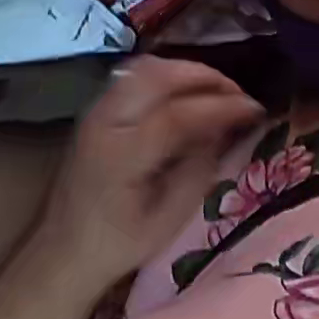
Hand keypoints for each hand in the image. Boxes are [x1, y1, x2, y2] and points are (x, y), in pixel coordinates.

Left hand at [41, 57, 263, 286]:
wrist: (63, 251)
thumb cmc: (120, 243)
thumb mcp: (170, 217)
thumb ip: (200, 166)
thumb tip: (227, 127)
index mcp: (121, 156)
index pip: (178, 115)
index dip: (222, 106)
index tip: (254, 109)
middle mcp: (105, 122)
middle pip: (160, 75)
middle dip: (207, 77)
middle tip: (238, 95)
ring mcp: (97, 109)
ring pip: (148, 66)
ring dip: (188, 71)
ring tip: (217, 90)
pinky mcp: (97, 107)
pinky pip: (137, 73)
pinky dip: (169, 73)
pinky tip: (188, 90)